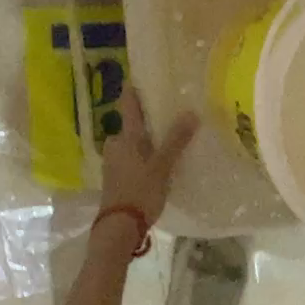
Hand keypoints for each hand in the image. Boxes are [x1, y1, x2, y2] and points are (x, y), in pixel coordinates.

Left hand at [99, 85, 198, 225]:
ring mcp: (113, 161)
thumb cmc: (140, 192)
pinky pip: (132, 158)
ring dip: (148, 140)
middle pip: (133, 125)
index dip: (135, 89)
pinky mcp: (115, 177)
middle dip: (149, 120)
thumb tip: (192, 112)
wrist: (119, 227)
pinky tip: (159, 163)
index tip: (144, 76)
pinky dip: (144, 155)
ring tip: (171, 139)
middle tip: (170, 113)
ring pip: (133, 143)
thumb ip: (176, 140)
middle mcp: (115, 144)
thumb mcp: (162, 166)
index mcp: (125, 136)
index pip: (128, 104)